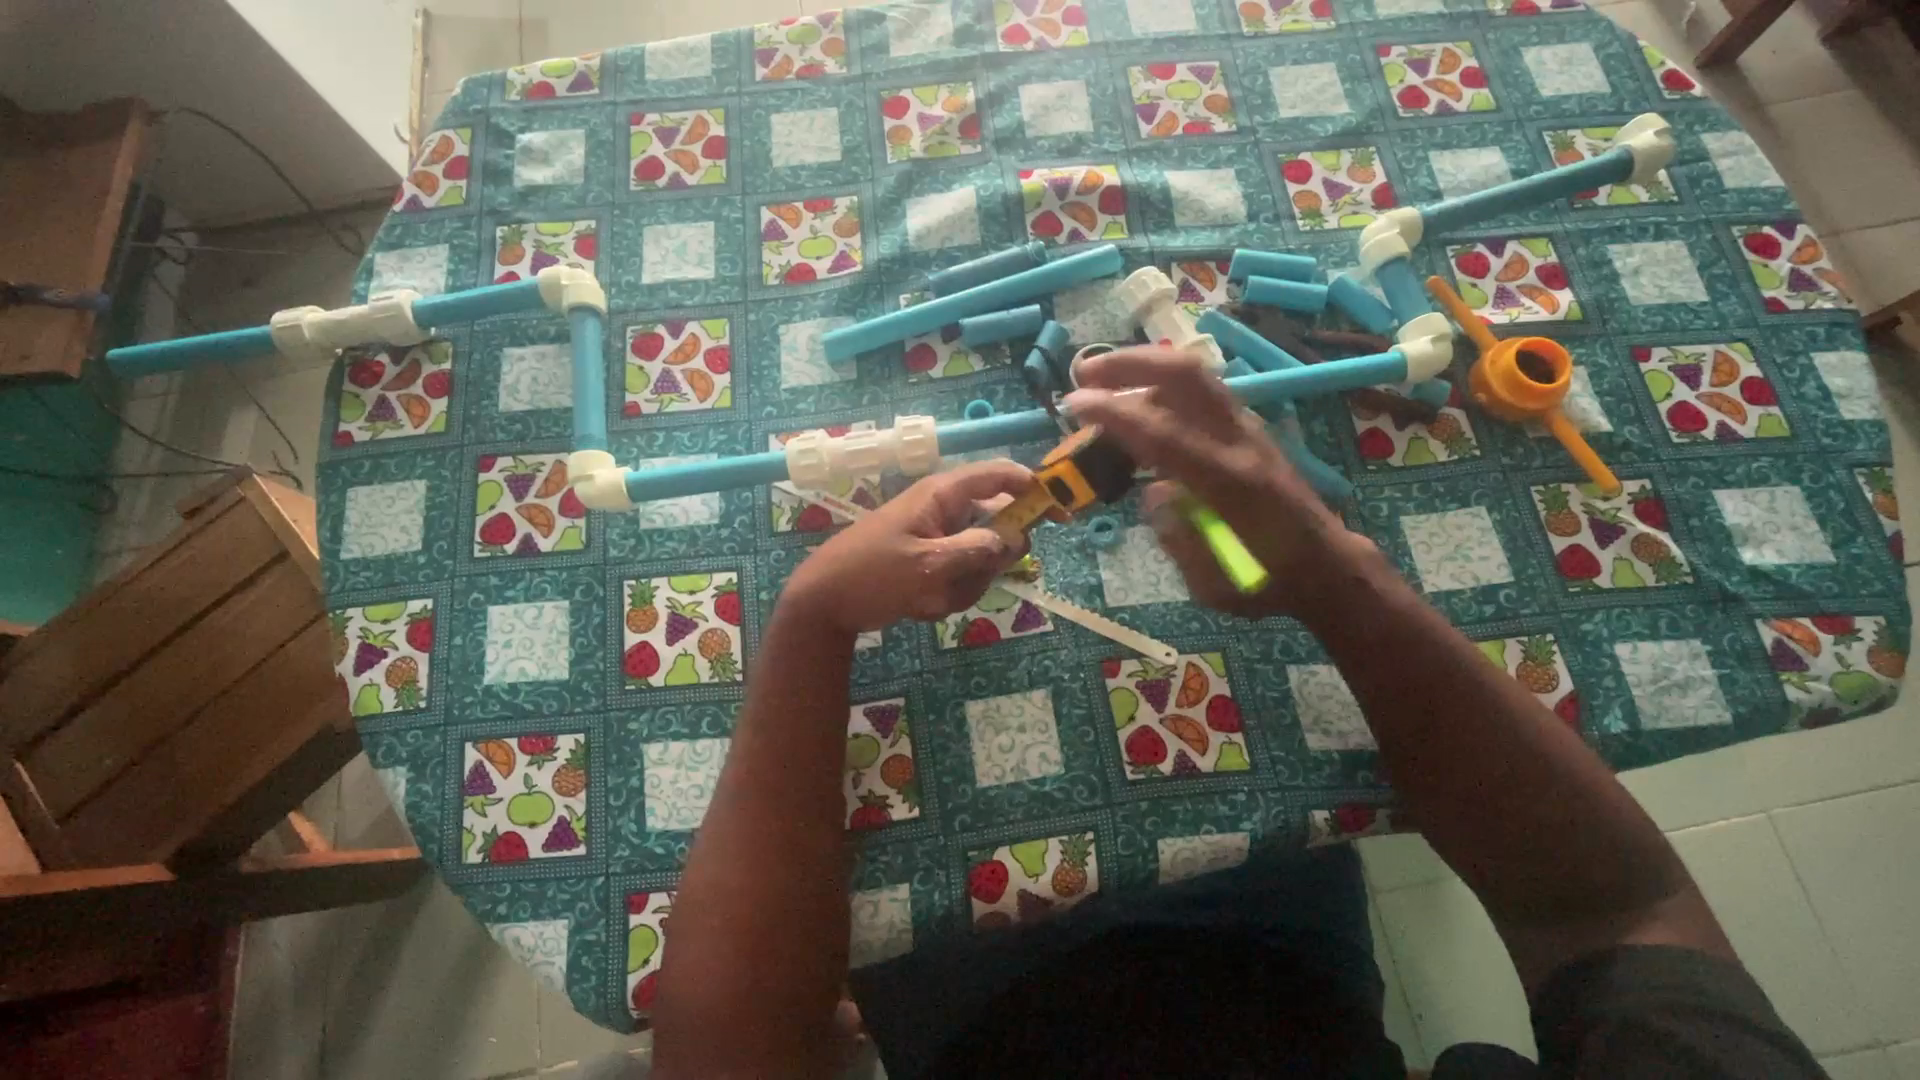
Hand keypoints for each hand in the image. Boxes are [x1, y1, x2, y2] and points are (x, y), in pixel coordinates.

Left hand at [784, 460, 1033, 634]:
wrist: (824, 603)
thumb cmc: (870, 574)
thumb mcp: (926, 564)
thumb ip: (976, 550)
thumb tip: (1016, 540)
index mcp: (942, 495)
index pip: (999, 476)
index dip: (1034, 488)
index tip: (1061, 515)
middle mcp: (944, 512)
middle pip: (996, 528)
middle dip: (986, 562)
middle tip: (960, 581)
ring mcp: (938, 540)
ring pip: (980, 561)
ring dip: (962, 586)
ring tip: (927, 598)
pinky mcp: (932, 565)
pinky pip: (960, 579)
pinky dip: (947, 597)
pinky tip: (919, 606)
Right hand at [1064, 348, 1376, 618]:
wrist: (1326, 566)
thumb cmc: (1267, 582)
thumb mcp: (1212, 583)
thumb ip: (1176, 536)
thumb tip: (1152, 493)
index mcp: (1230, 484)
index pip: (1164, 433)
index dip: (1115, 413)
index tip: (1073, 405)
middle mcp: (1241, 443)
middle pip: (1186, 377)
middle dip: (1130, 365)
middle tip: (1083, 375)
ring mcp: (1248, 430)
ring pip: (1196, 377)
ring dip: (1145, 369)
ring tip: (1101, 383)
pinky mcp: (1248, 430)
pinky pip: (1201, 394)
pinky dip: (1162, 387)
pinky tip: (1136, 403)